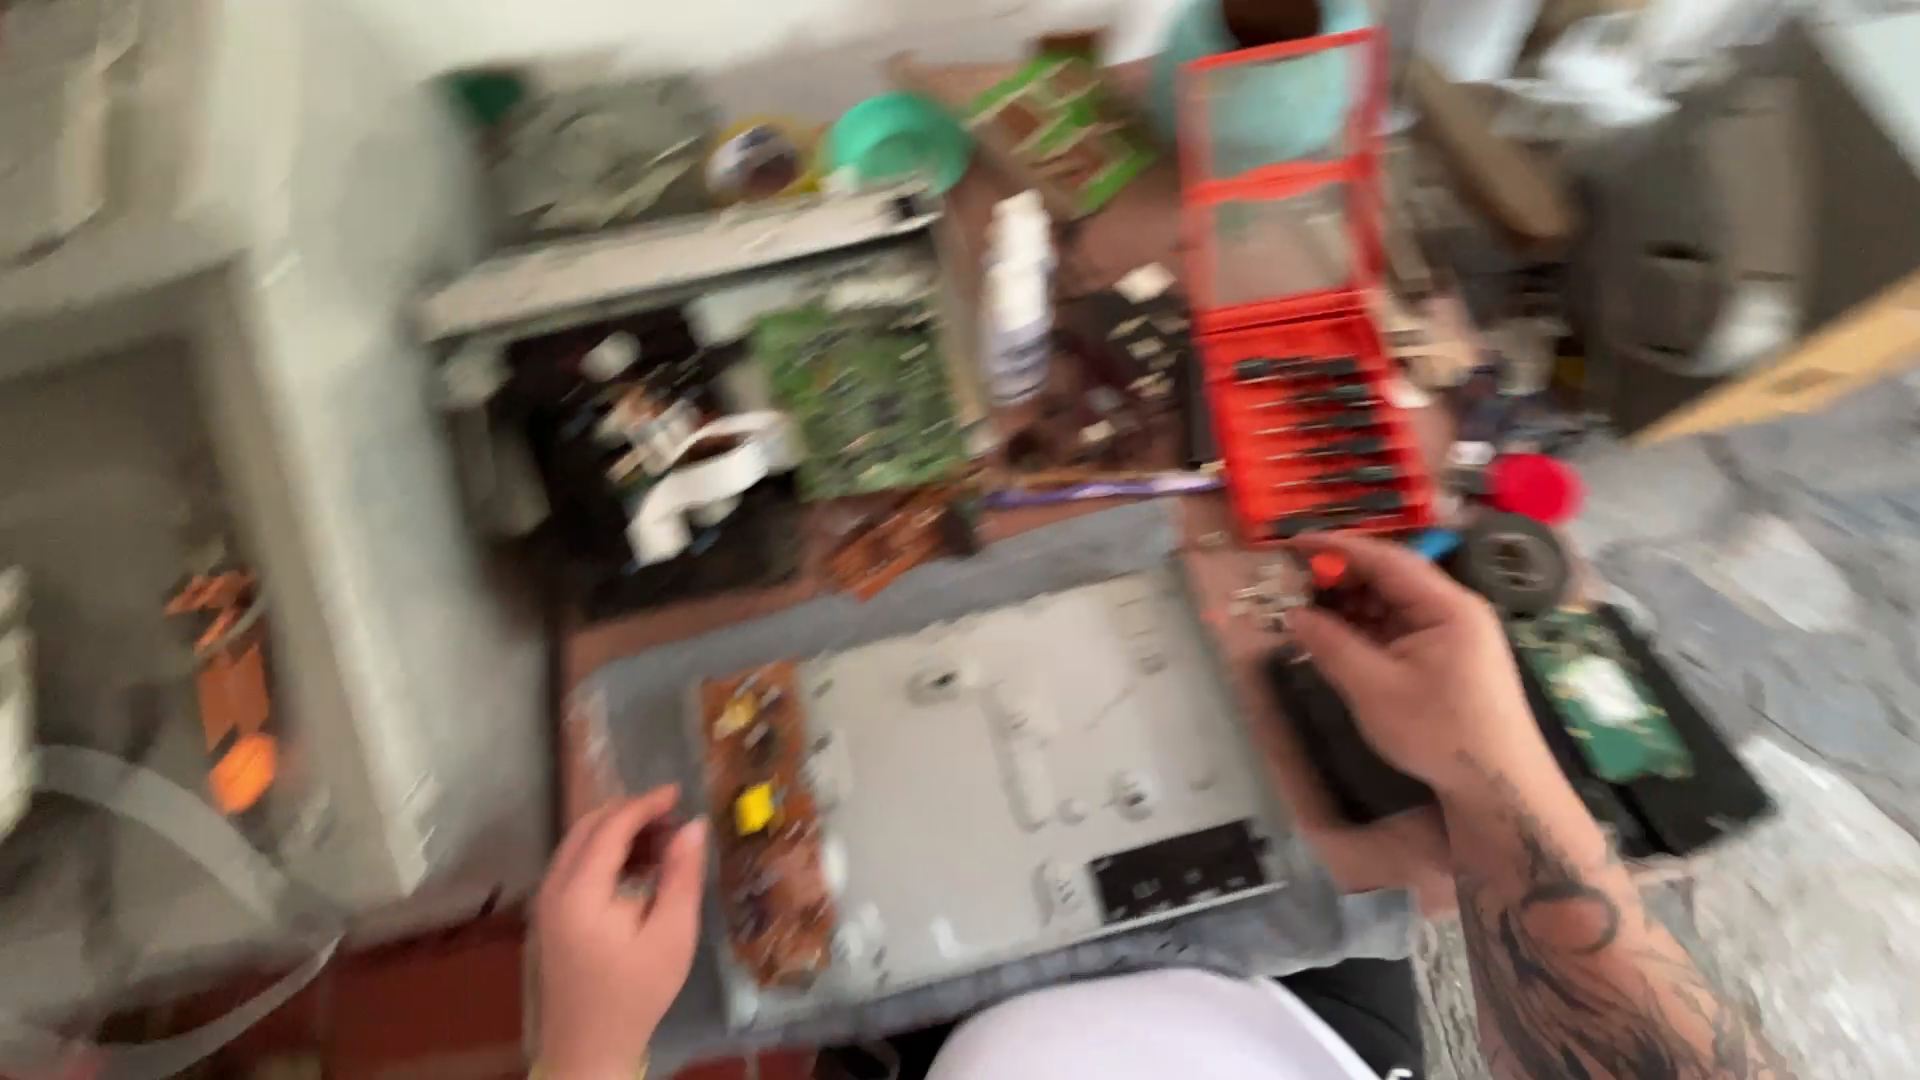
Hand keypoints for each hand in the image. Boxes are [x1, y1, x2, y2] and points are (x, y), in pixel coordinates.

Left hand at [536, 789, 708, 1079]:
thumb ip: (682, 874)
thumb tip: (694, 824)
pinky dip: (608, 849)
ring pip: (580, 841)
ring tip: (663, 837)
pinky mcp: (553, 915)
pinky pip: (577, 862)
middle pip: (587, 826)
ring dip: (619, 829)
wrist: (589, 1050)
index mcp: (580, 893)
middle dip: (631, 811)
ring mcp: (548, 903)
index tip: (679, 793)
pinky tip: (641, 864)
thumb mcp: (672, 933)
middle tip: (672, 815)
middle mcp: (554, 890)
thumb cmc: (636, 992)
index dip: (646, 803)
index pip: (610, 827)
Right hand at [1285, 533, 1549, 795]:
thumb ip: (1330, 644)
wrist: (1498, 789)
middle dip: (1339, 578)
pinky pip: (1394, 627)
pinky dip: (1361, 628)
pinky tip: (1334, 639)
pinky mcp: (1442, 656)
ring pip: (1388, 603)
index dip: (1337, 547)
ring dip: (1347, 606)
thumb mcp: (1374, 687)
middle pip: (1387, 577)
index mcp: (1447, 607)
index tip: (1294, 542)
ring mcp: (1449, 634)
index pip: (1386, 559)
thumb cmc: (1439, 733)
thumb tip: (1292, 615)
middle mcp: (1451, 611)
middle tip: (1293, 587)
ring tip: (1307, 615)